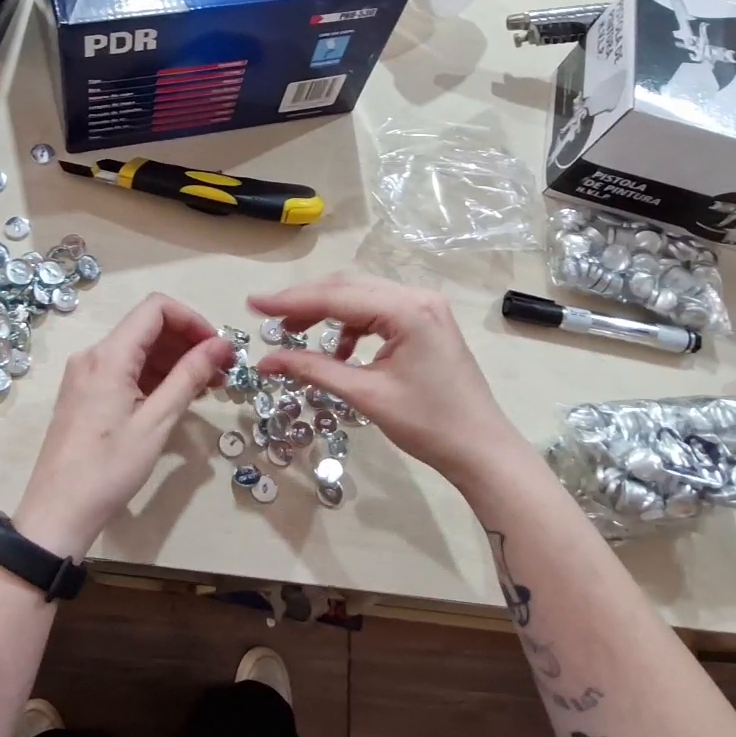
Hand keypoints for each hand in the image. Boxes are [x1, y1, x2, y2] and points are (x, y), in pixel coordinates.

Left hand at [14, 293, 235, 559]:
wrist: (58, 511)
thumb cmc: (109, 468)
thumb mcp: (156, 422)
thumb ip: (189, 377)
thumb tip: (220, 345)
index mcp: (108, 355)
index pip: (156, 308)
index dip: (192, 320)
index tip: (219, 348)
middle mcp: (93, 355)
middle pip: (148, 327)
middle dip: (188, 342)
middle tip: (224, 370)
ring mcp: (85, 375)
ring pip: (138, 350)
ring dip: (175, 361)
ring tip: (209, 387)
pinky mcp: (85, 394)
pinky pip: (125, 370)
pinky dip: (155, 377)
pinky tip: (179, 397)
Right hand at [250, 274, 528, 483]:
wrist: (481, 449)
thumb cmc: (428, 424)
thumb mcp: (365, 395)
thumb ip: (314, 369)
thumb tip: (266, 361)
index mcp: (407, 310)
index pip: (337, 296)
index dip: (291, 301)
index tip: (254, 305)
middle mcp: (417, 297)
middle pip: (348, 287)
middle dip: (304, 301)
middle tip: (265, 316)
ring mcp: (425, 308)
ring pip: (362, 296)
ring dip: (326, 311)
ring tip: (294, 333)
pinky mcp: (427, 323)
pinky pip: (378, 311)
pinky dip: (351, 325)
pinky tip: (338, 351)